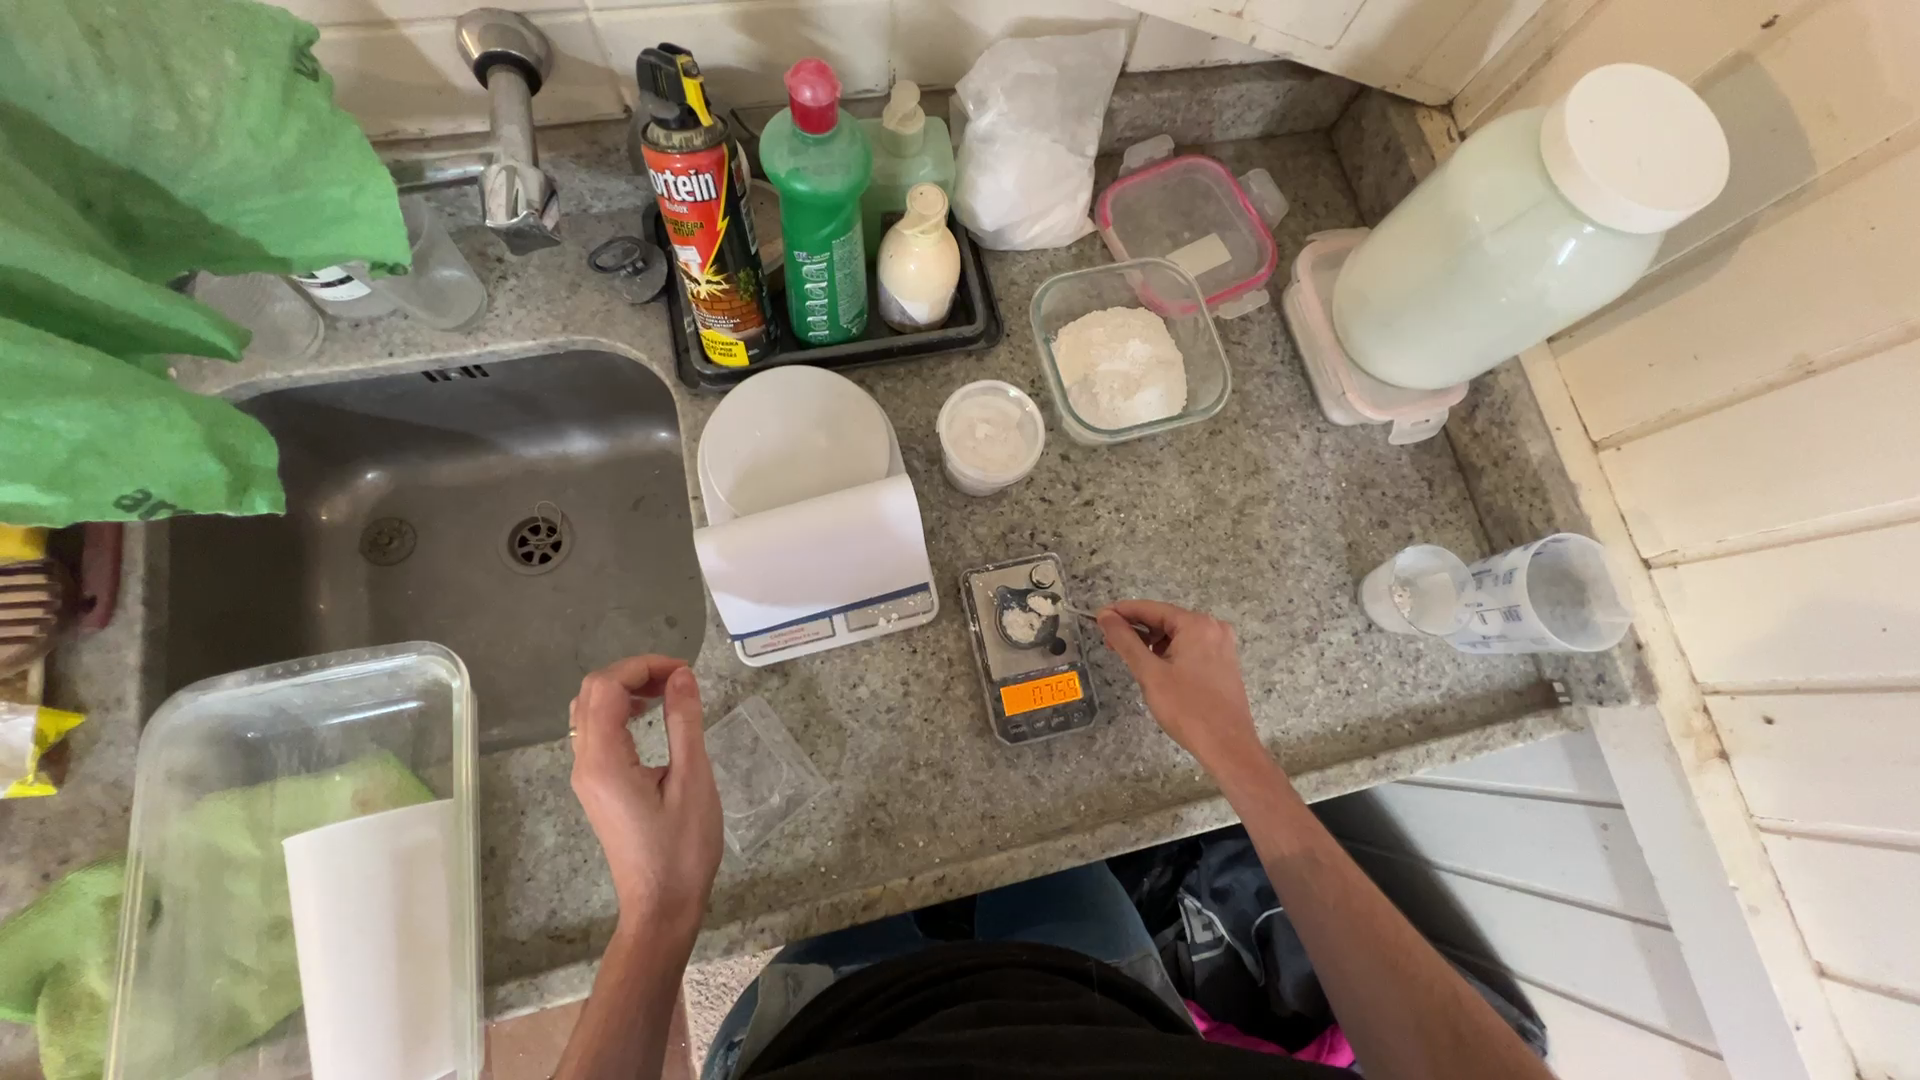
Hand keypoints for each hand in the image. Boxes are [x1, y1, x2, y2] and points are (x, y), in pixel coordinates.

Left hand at [568, 656, 721, 941]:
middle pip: (591, 693)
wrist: (661, 905)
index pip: (606, 688)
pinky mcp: (597, 787)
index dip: (642, 667)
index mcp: (604, 761)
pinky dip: (621, 712)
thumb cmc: (682, 847)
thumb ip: (684, 722)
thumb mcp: (693, 780)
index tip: (683, 672)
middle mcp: (585, 764)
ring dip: (625, 691)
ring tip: (667, 693)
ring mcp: (587, 777)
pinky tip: (652, 718)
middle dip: (633, 674)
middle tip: (677, 680)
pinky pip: (597, 733)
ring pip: (590, 711)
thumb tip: (681, 676)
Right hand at [1097, 600, 1269, 775]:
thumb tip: (1105, 616)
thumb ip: (1125, 640)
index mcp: (1196, 624)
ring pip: (1177, 635)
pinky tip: (1155, 669)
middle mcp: (1213, 628)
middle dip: (1136, 630)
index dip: (1121, 612)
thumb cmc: (1187, 708)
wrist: (1227, 746)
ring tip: (1131, 660)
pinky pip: (1190, 648)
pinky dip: (1169, 653)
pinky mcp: (1223, 663)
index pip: (1150, 608)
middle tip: (1109, 644)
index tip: (1098, 617)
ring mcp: (1221, 646)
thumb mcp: (1149, 672)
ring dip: (1151, 643)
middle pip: (1165, 620)